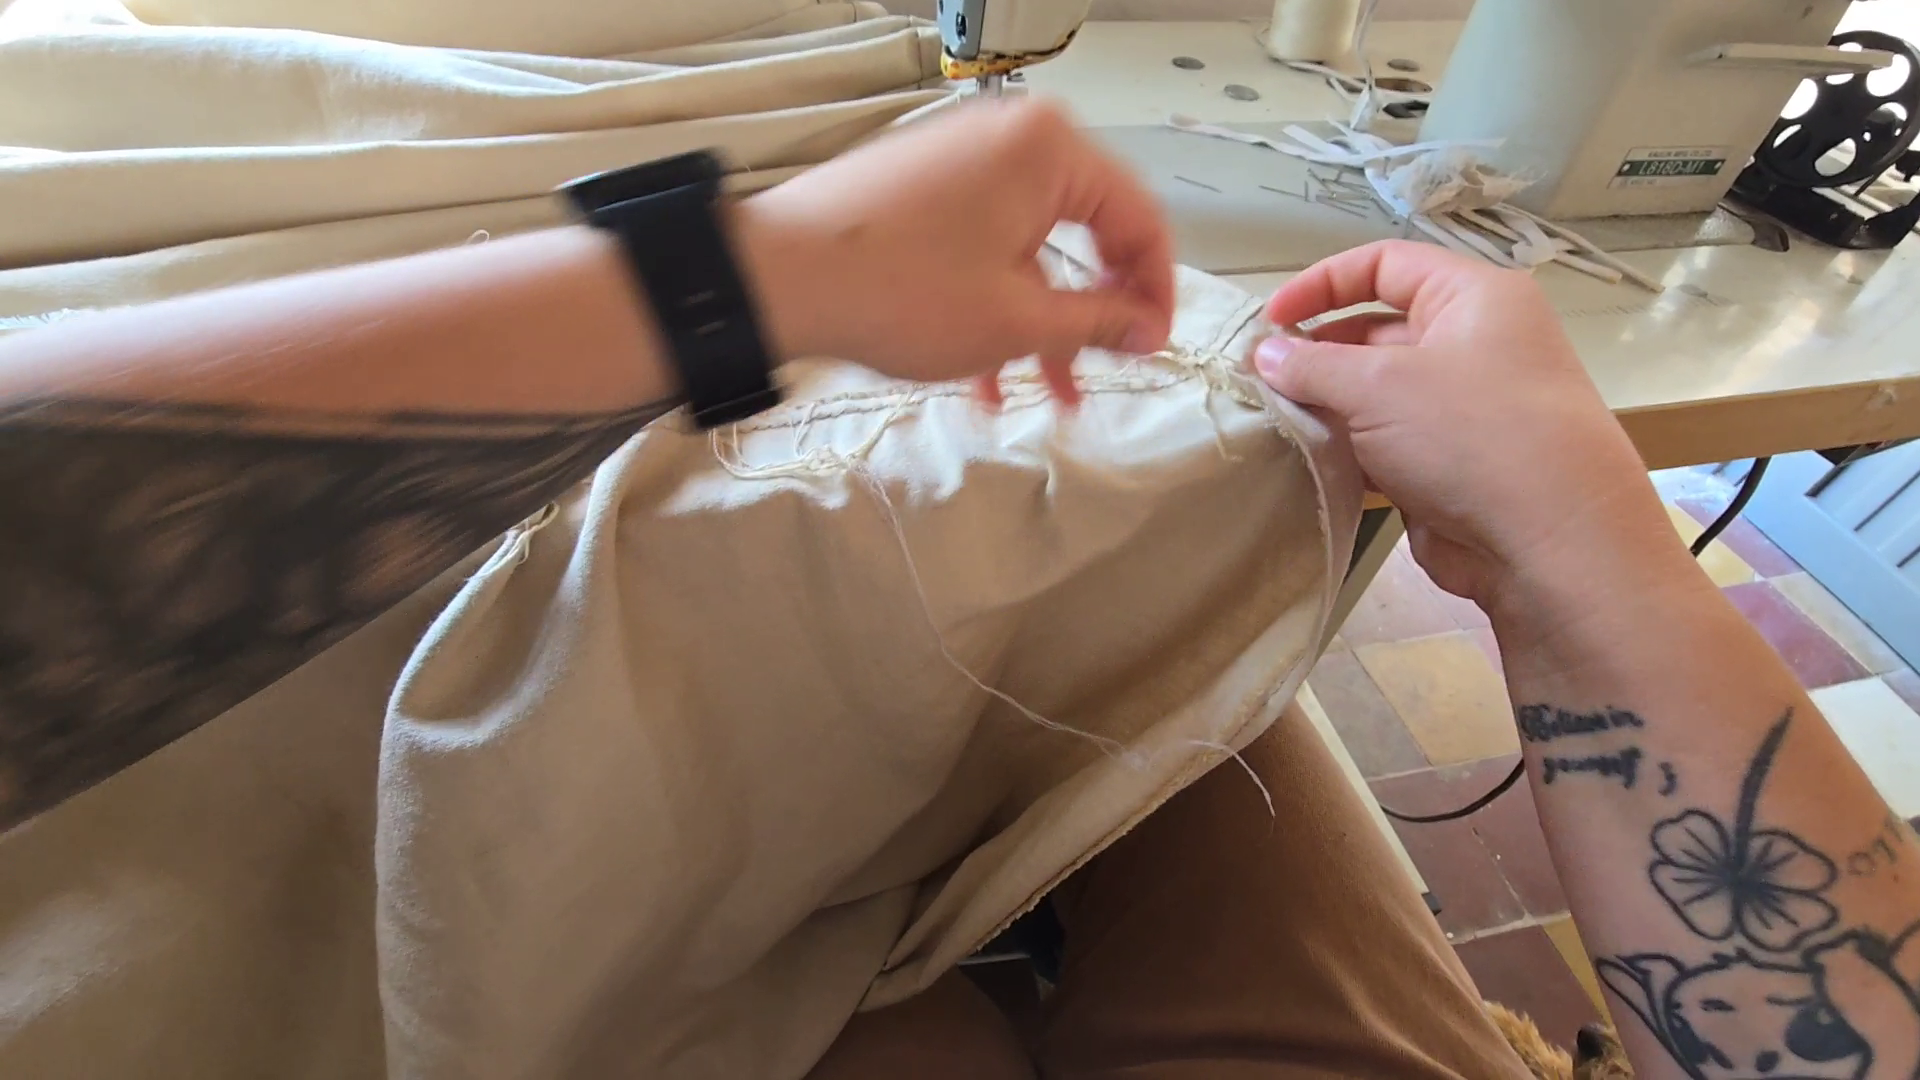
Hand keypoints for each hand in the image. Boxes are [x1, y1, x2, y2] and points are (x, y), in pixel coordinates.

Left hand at [733, 99, 1173, 404]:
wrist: (779, 279)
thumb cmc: (904, 293)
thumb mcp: (1017, 320)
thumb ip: (1097, 323)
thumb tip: (1149, 331)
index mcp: (1050, 150)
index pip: (1137, 219)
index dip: (1155, 292)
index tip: (1153, 348)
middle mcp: (1011, 143)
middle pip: (1083, 236)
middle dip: (1092, 317)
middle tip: (1105, 371)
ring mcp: (962, 167)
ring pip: (1029, 255)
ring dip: (1041, 329)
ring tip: (1048, 397)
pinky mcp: (925, 196)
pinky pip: (982, 254)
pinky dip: (993, 310)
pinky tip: (985, 380)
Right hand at [1255, 241, 1680, 612]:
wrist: (1545, 542)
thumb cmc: (1468, 435)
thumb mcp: (1378, 386)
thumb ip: (1311, 365)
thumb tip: (1263, 354)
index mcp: (1470, 300)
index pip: (1384, 265)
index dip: (1321, 284)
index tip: (1269, 322)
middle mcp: (1468, 344)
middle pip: (1372, 330)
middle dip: (1313, 353)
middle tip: (1259, 382)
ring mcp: (1457, 405)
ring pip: (1371, 390)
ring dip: (1323, 403)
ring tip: (1273, 421)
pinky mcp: (1442, 458)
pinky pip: (1379, 437)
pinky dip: (1342, 443)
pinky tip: (1303, 457)